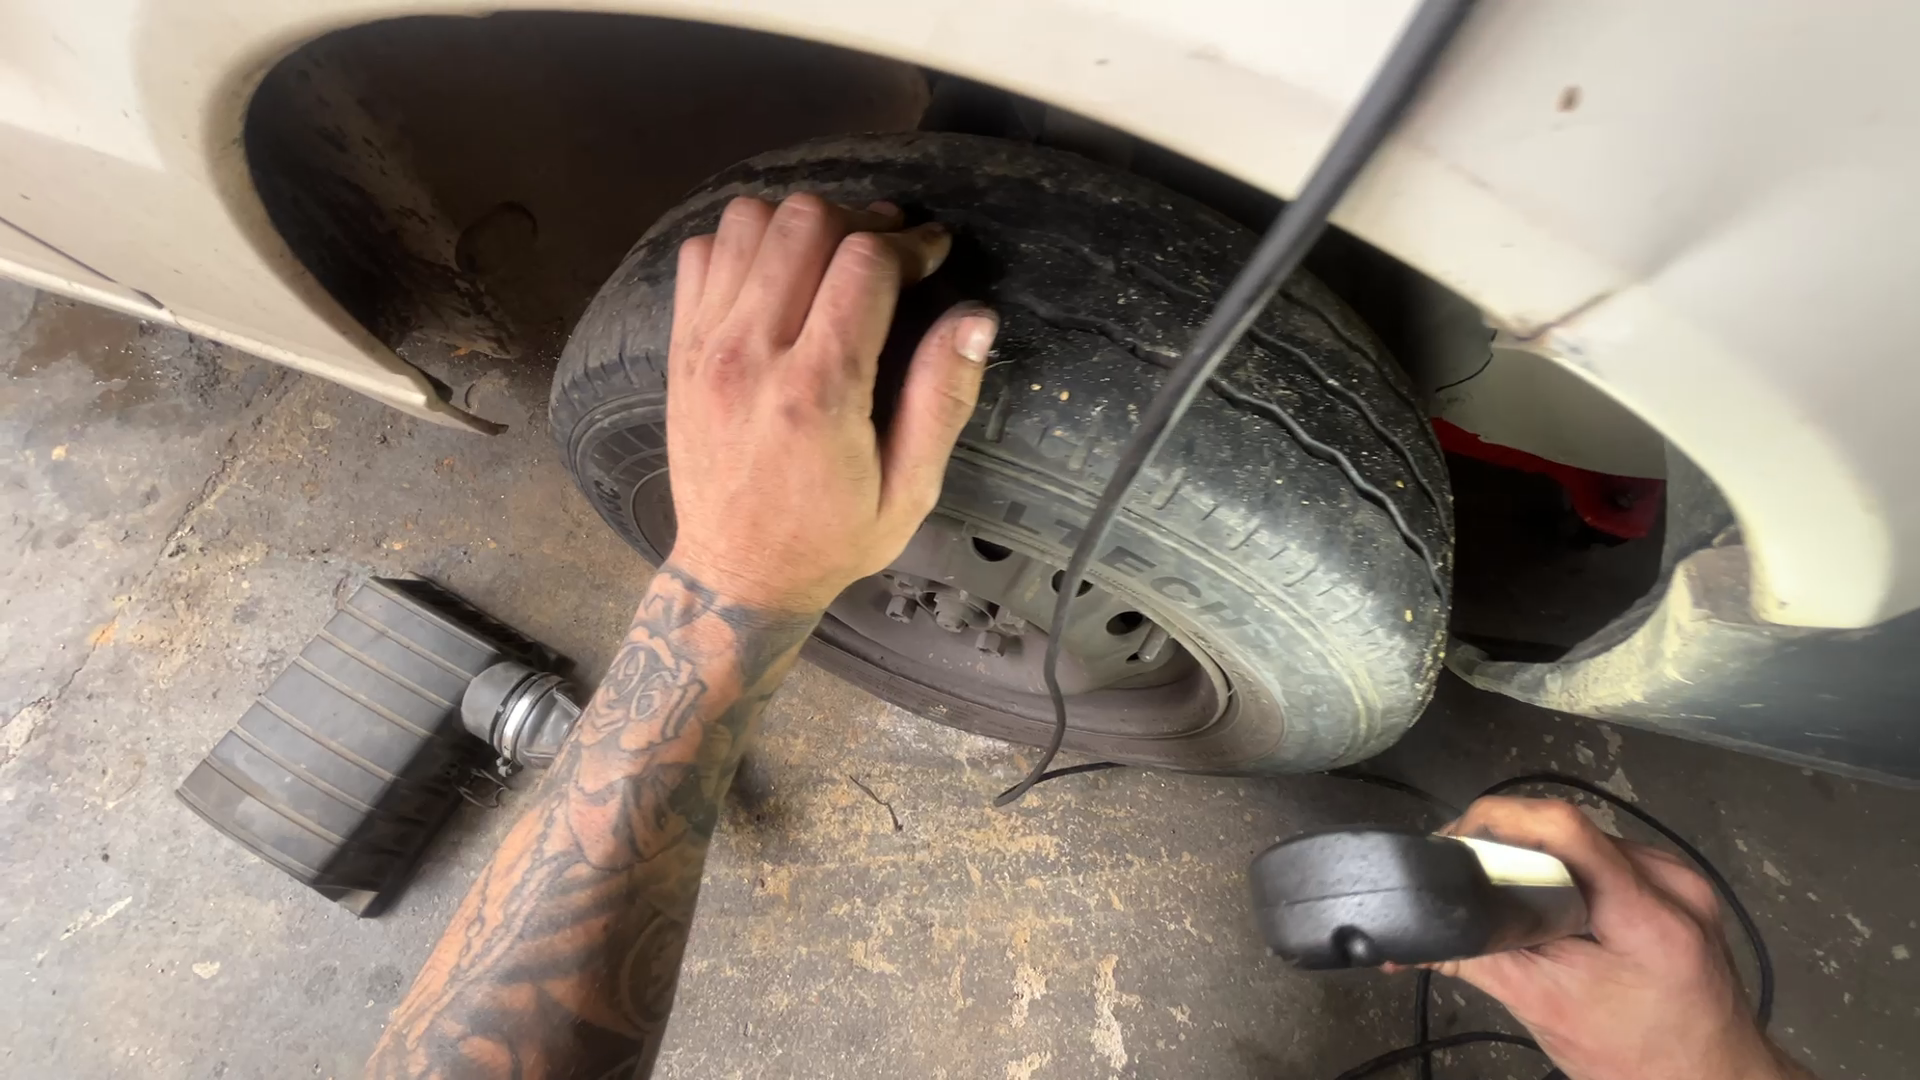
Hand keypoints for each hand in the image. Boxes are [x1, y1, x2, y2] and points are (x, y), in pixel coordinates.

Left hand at [663, 194, 997, 612]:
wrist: (737, 572)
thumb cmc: (832, 539)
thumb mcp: (910, 491)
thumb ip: (941, 401)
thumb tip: (976, 318)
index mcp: (819, 392)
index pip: (864, 264)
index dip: (910, 245)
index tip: (932, 253)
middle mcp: (753, 354)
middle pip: (806, 223)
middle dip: (860, 224)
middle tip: (888, 256)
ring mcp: (706, 346)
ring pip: (750, 222)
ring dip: (803, 227)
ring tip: (833, 262)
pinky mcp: (681, 348)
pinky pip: (703, 252)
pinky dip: (746, 245)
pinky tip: (777, 280)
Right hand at [1430, 797, 1811, 1079]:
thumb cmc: (1638, 1060)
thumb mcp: (1541, 1008)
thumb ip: (1465, 958)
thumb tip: (1385, 947)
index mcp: (1648, 915)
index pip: (1563, 827)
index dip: (1494, 820)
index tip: (1451, 848)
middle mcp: (1667, 880)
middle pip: (1559, 827)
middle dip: (1499, 840)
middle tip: (1459, 873)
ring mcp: (1673, 876)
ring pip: (1571, 832)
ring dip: (1523, 849)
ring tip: (1490, 884)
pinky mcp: (1667, 880)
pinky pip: (1590, 847)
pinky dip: (1551, 860)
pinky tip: (1534, 892)